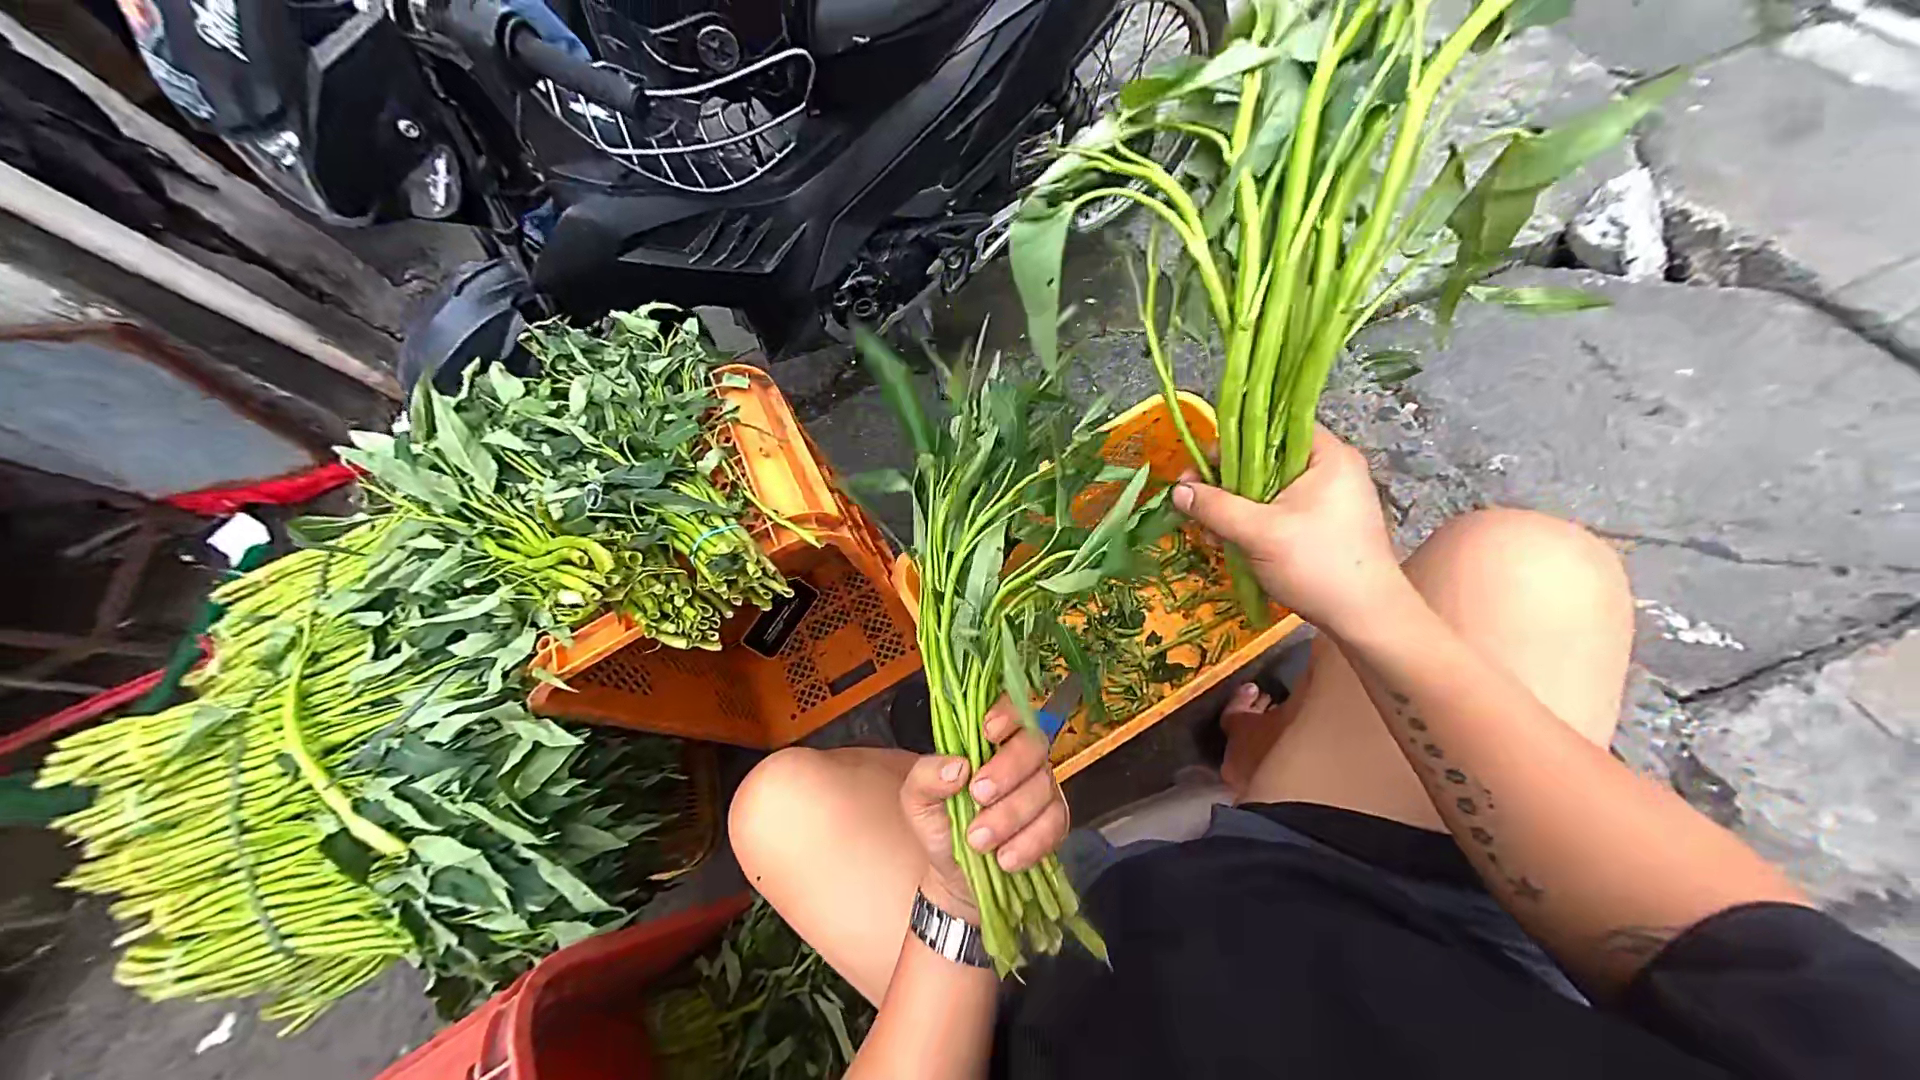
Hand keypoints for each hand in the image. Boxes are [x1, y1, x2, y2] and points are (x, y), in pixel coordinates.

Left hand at [898, 698, 1070, 923]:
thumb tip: (956, 767)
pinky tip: (1004, 857)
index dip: (1006, 714)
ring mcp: (1041, 789)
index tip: (988, 731)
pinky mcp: (1053, 823)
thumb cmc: (940, 823)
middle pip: (1033, 745)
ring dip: (1010, 814)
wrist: (955, 874)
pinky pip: (1053, 826)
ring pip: (1042, 788)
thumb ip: (926, 776)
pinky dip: (1029, 843)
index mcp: (988, 741)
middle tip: (978, 794)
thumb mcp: (917, 799)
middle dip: (1007, 769)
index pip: (1009, 710)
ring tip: (977, 839)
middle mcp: (1021, 758)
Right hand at [1172, 425, 1405, 633]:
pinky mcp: (1319, 524)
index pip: (1273, 427)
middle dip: (1225, 483)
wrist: (1365, 618)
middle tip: (1196, 504)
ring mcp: (1326, 498)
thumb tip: (1177, 491)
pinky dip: (1249, 523)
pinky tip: (1228, 542)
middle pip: (1264, 459)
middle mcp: (1330, 470)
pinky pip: (1274, 510)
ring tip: (1211, 533)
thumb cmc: (1318, 565)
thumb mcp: (1259, 532)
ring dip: (1232, 508)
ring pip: (1265, 489)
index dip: (1231, 443)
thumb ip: (1215, 507)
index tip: (1198, 469)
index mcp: (1327, 456)